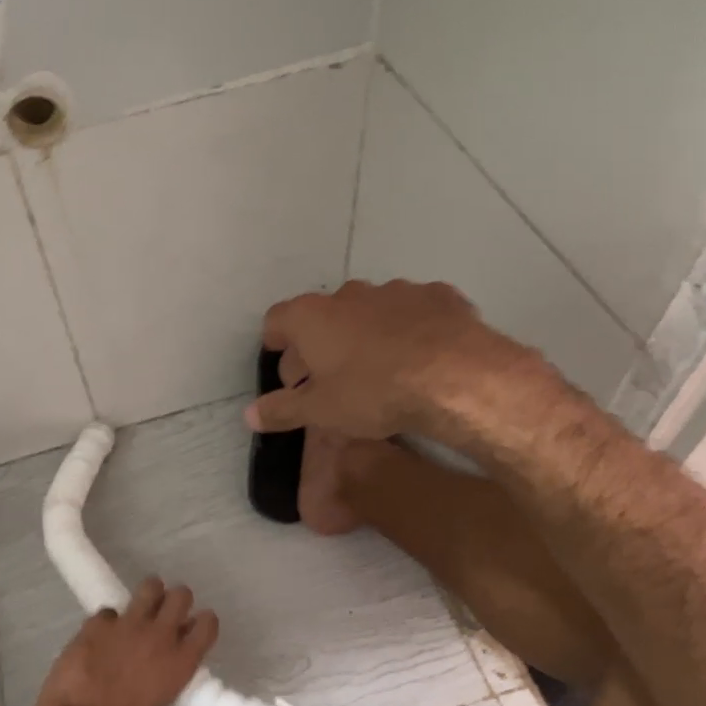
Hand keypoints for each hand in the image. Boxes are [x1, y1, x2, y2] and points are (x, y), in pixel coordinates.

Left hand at [31, 578, 218, 705]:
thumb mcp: (160, 699)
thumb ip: (168, 670)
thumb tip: (167, 656)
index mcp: (181, 662)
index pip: (207, 624)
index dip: (202, 621)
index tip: (193, 625)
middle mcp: (160, 636)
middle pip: (181, 595)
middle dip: (174, 600)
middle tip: (164, 612)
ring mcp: (129, 624)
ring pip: (150, 587)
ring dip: (148, 595)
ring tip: (138, 609)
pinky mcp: (99, 621)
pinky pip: (109, 611)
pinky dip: (106, 622)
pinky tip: (98, 637)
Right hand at [246, 279, 560, 440]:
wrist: (455, 377)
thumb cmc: (373, 393)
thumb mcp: (320, 411)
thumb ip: (282, 410)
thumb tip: (250, 415)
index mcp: (313, 316)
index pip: (277, 319)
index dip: (276, 342)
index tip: (282, 362)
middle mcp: (350, 294)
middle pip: (323, 315)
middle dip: (321, 342)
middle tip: (327, 378)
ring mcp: (397, 291)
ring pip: (370, 311)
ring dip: (366, 333)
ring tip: (377, 368)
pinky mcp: (439, 297)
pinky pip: (415, 312)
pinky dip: (410, 329)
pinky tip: (421, 355)